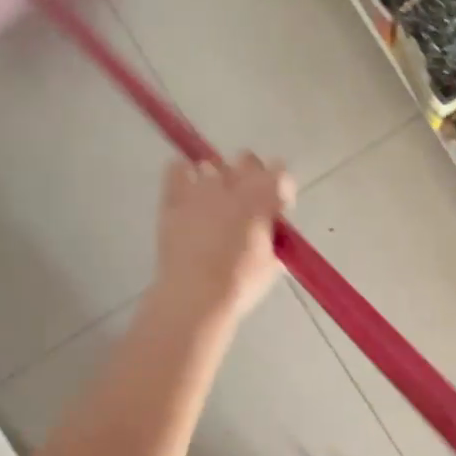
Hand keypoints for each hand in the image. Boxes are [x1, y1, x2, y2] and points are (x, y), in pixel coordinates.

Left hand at [155, 153, 294, 320]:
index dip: (282, 188)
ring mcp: (199, 189)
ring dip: (218, 180)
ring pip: (212, 165)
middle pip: (246, 159)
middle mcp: (231, 186)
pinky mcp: (173, 199)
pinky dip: (184, 175)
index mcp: (260, 201)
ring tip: (217, 204)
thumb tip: (270, 229)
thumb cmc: (239, 285)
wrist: (194, 296)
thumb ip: (274, 237)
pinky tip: (189, 193)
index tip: (279, 207)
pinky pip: (176, 169)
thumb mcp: (272, 263)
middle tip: (250, 203)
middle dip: (252, 176)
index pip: (280, 172)